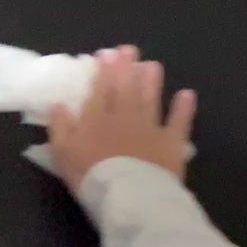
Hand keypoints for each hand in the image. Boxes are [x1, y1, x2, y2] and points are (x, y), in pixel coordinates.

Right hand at [49, 44, 196, 192]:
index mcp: (96, 118)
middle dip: (127, 67)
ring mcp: (150, 128)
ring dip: (151, 81)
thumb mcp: (62, 152)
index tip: (105, 54)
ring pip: (150, 100)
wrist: (129, 196)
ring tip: (152, 65)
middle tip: (129, 50)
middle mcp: (123, 117)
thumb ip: (60, 126)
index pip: (100, 89)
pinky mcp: (171, 144)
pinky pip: (179, 123)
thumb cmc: (90, 175)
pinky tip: (187, 95)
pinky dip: (183, 108)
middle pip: (125, 88)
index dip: (103, 71)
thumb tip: (59, 104)